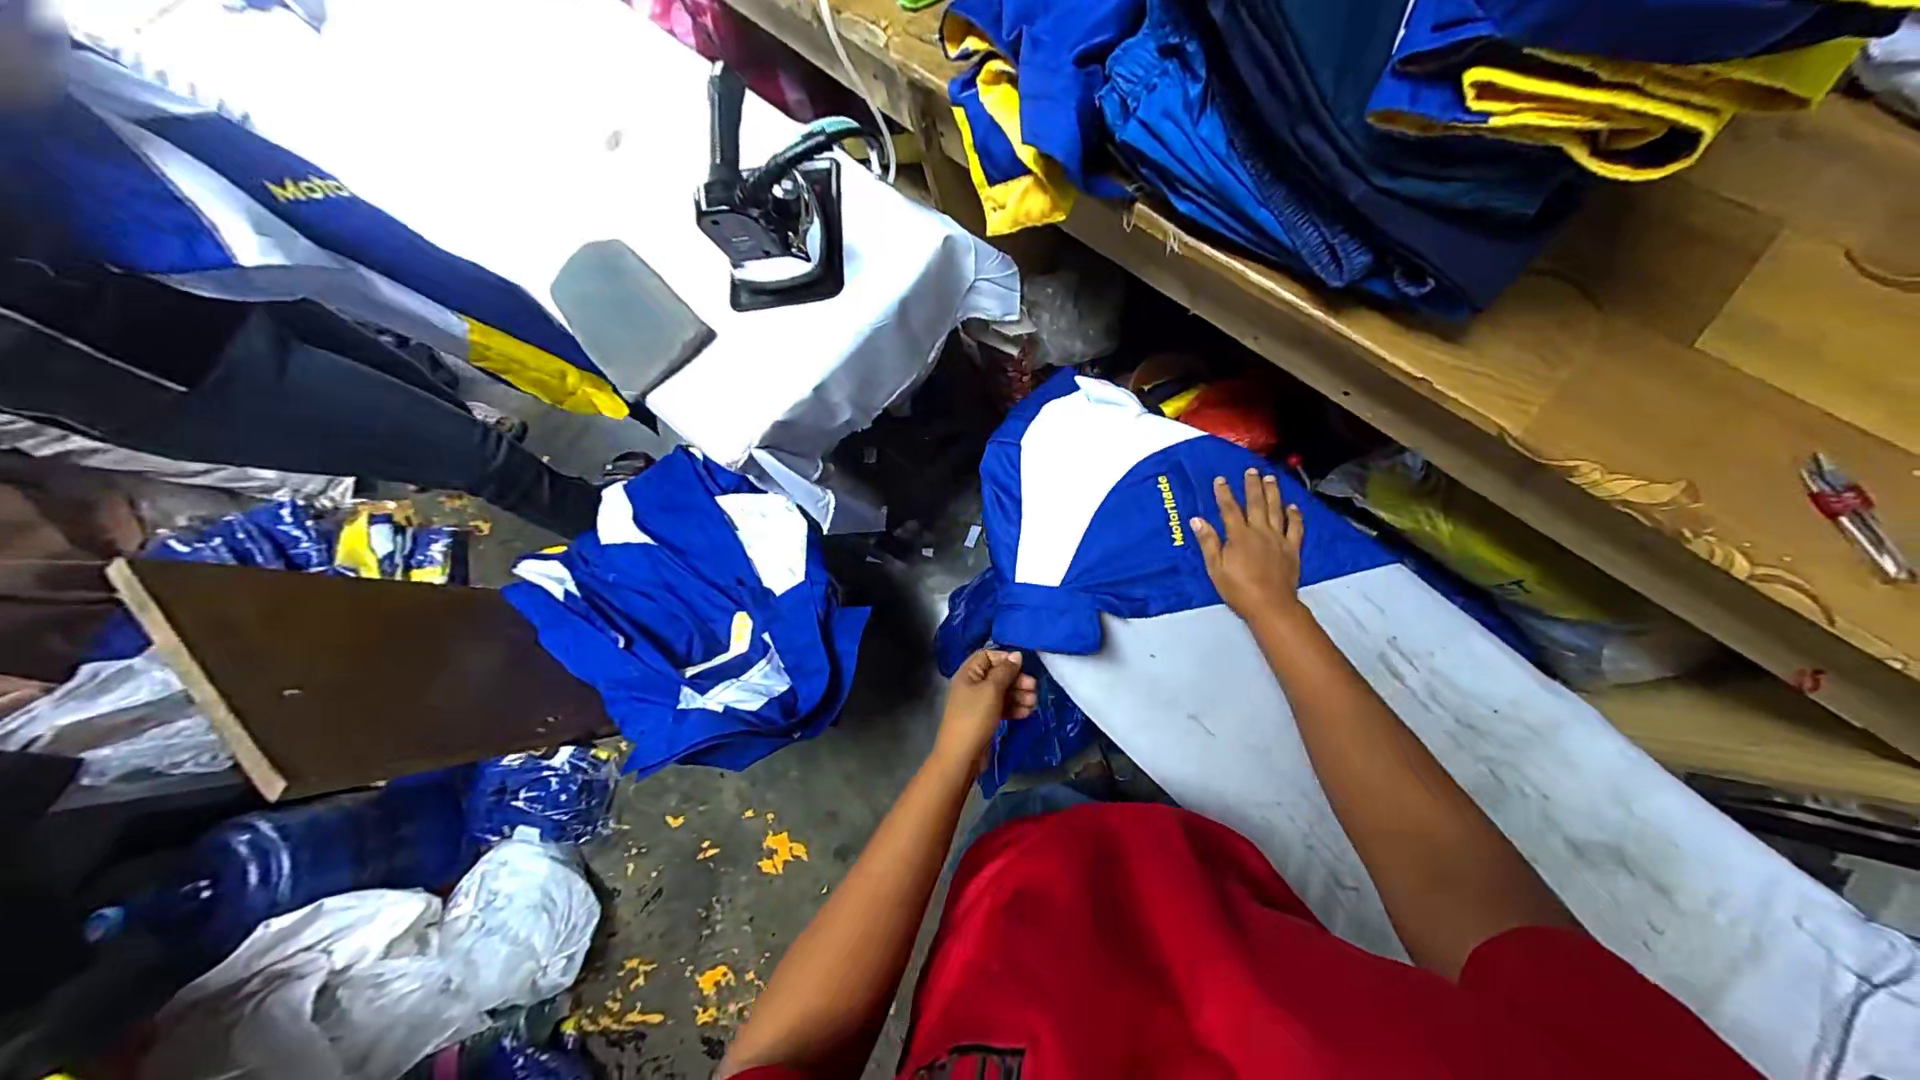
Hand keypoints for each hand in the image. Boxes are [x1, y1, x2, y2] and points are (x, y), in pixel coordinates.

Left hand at [932, 649, 1037, 772]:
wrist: (962, 755)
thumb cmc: (975, 717)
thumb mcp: (991, 690)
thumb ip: (1005, 671)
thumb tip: (1016, 655)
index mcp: (968, 673)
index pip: (988, 655)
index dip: (1005, 658)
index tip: (1022, 667)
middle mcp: (973, 685)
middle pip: (998, 674)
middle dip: (1017, 680)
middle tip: (1033, 688)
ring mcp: (979, 703)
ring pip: (1003, 692)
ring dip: (1019, 695)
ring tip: (1033, 702)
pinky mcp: (986, 718)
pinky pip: (1003, 707)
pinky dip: (1014, 707)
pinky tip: (1027, 712)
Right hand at [1192, 468, 1306, 621]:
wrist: (1271, 605)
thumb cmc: (1238, 589)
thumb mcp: (1216, 568)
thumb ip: (1208, 542)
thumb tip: (1197, 519)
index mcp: (1239, 536)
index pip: (1229, 509)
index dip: (1224, 493)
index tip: (1220, 479)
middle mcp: (1260, 531)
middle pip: (1256, 504)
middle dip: (1252, 486)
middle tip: (1251, 470)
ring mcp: (1278, 539)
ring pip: (1276, 510)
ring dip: (1273, 493)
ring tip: (1270, 478)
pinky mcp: (1292, 548)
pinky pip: (1295, 528)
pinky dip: (1294, 515)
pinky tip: (1292, 506)